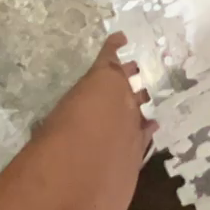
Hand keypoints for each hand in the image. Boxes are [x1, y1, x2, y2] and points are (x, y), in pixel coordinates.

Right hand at [40, 33, 156, 160]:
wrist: (82, 172)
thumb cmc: (60, 135)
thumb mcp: (57, 115)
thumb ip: (70, 110)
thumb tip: (68, 118)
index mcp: (100, 82)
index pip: (109, 59)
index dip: (113, 47)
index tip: (120, 37)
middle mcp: (123, 98)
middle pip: (128, 81)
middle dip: (128, 74)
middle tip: (132, 68)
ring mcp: (135, 123)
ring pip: (140, 105)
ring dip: (139, 99)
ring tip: (142, 94)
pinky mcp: (140, 148)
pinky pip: (146, 131)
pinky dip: (147, 126)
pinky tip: (152, 125)